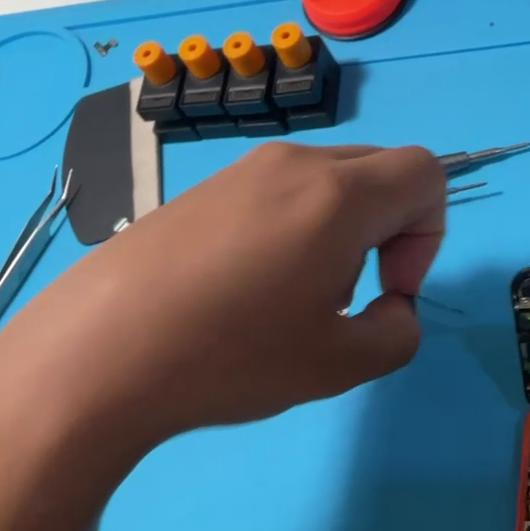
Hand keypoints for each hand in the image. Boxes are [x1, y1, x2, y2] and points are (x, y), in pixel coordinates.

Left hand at [0, 143, 445, 459]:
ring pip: (330, 184)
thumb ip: (400, 333)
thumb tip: (395, 308)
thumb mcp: (342, 366)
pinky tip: (247, 291)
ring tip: (293, 299)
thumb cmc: (233, 357)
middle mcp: (294, 164)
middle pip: (381, 173)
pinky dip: (296, 232)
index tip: (388, 290)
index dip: (429, 237)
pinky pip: (280, 194)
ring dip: (342, 235)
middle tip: (346, 298)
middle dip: (390, 234)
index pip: (426, 175)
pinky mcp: (202, 190)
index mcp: (339, 196)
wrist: (99, 352)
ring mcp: (241, 170)